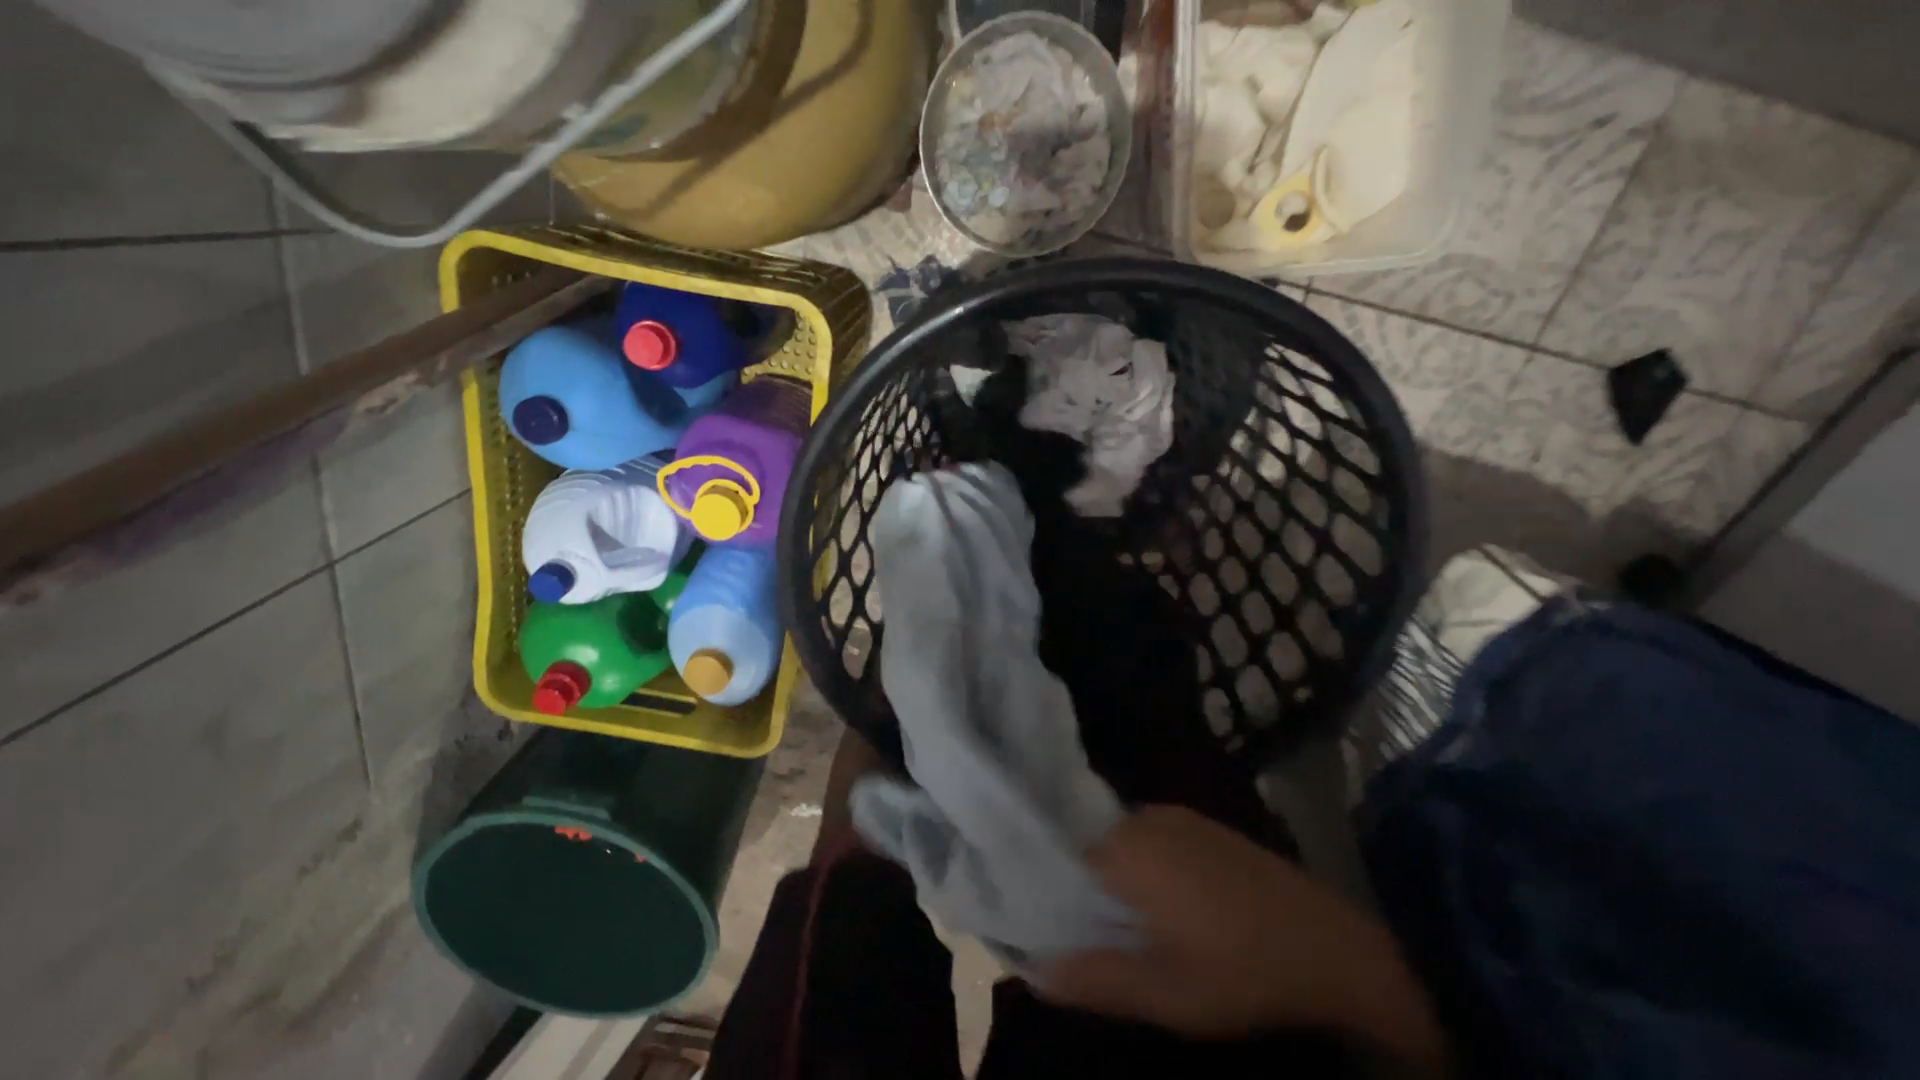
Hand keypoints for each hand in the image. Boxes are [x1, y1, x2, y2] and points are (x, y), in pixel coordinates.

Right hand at [1037, 806, 1447, 1072]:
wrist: (1339, 951)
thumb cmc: (1245, 971)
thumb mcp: (1165, 993)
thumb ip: (1094, 978)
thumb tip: (1030, 968)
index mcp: (1129, 849)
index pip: (1055, 851)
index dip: (1039, 885)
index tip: (1033, 920)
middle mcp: (1147, 819)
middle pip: (1086, 846)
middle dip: (1075, 885)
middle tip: (1076, 934)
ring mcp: (1183, 819)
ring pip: (1120, 844)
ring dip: (1110, 880)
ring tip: (1115, 928)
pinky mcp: (1210, 828)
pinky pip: (1152, 842)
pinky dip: (1141, 871)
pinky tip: (1159, 911)